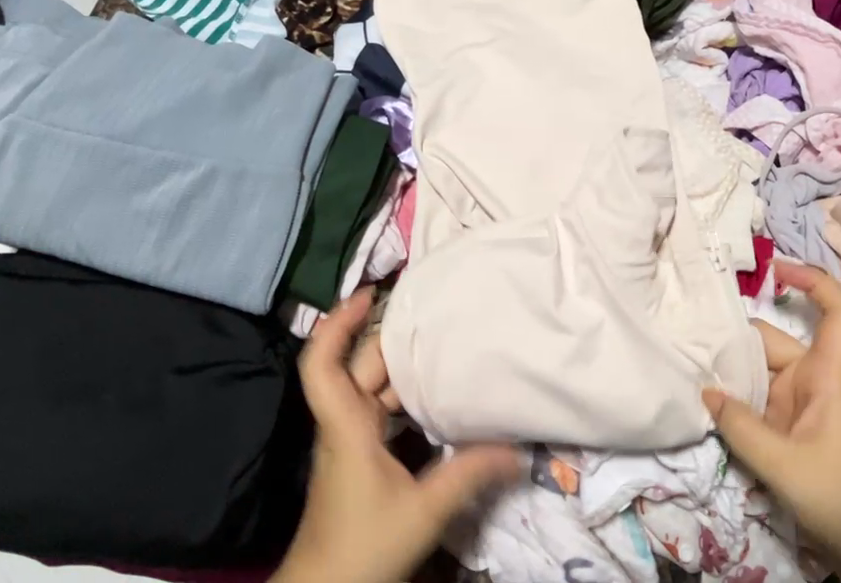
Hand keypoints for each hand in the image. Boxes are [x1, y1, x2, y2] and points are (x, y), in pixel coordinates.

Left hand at [273, 290, 519, 582]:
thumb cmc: (364, 547)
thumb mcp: (424, 510)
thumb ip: (469, 474)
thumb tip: (518, 450)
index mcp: (346, 425)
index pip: (322, 362)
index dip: (338, 323)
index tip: (368, 293)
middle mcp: (343, 424)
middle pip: (358, 367)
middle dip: (389, 337)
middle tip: (433, 315)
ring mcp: (348, 441)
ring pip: (368, 388)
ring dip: (397, 366)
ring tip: (441, 344)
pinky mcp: (358, 459)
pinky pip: (377, 411)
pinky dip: (401, 395)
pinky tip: (433, 395)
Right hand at [703, 260, 840, 582]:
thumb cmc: (838, 496)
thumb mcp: (783, 464)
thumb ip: (740, 425)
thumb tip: (704, 390)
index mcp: (829, 376)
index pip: (837, 313)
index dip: (815, 282)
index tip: (777, 269)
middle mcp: (813, 379)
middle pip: (774, 340)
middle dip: (737, 337)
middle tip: (691, 337)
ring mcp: (798, 401)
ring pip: (758, 367)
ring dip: (729, 369)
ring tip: (687, 364)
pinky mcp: (785, 423)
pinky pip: (754, 394)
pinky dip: (731, 393)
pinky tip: (702, 396)